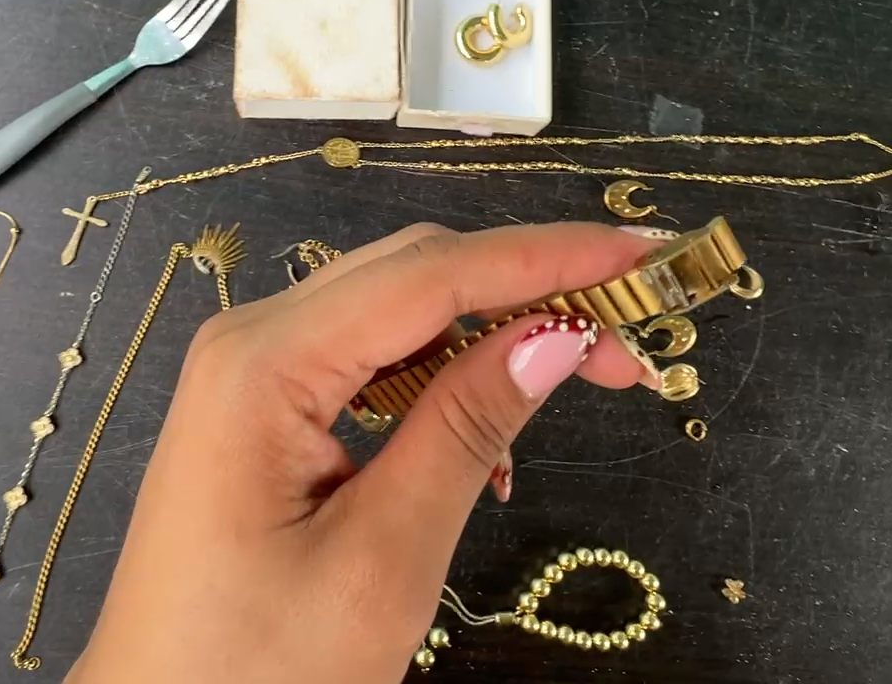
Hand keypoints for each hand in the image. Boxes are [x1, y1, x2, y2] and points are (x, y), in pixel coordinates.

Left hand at [65, 222, 664, 683]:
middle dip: (526, 286)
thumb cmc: (256, 675)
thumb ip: (467, 430)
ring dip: (491, 325)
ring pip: (399, 306)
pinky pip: (372, 353)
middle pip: (415, 274)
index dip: (542, 257)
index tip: (636, 250)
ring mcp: (256, 361)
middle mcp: (255, 334)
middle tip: (625, 329)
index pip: (430, 276)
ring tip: (579, 366)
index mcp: (264, 360)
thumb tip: (557, 335)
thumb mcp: (380, 563)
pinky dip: (443, 369)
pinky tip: (486, 420)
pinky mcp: (267, 395)